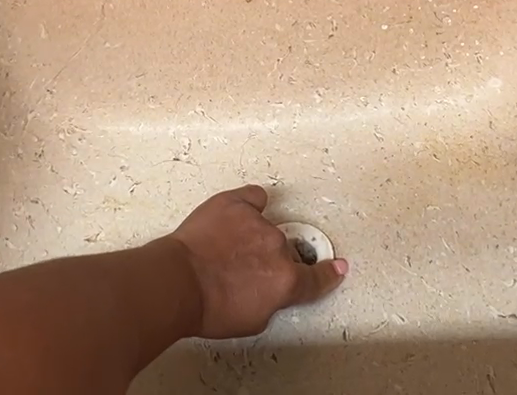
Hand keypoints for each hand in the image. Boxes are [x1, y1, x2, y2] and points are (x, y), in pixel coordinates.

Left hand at [161, 185, 347, 338]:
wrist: (178, 282)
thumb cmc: (209, 306)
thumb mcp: (253, 319)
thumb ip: (274, 298)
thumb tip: (272, 287)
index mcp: (286, 281)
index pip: (316, 279)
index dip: (329, 274)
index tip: (338, 267)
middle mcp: (277, 247)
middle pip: (287, 251)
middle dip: (272, 260)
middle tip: (246, 269)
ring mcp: (256, 222)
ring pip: (267, 226)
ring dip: (254, 236)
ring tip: (227, 249)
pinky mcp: (235, 203)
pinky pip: (252, 197)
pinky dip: (249, 204)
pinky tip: (242, 210)